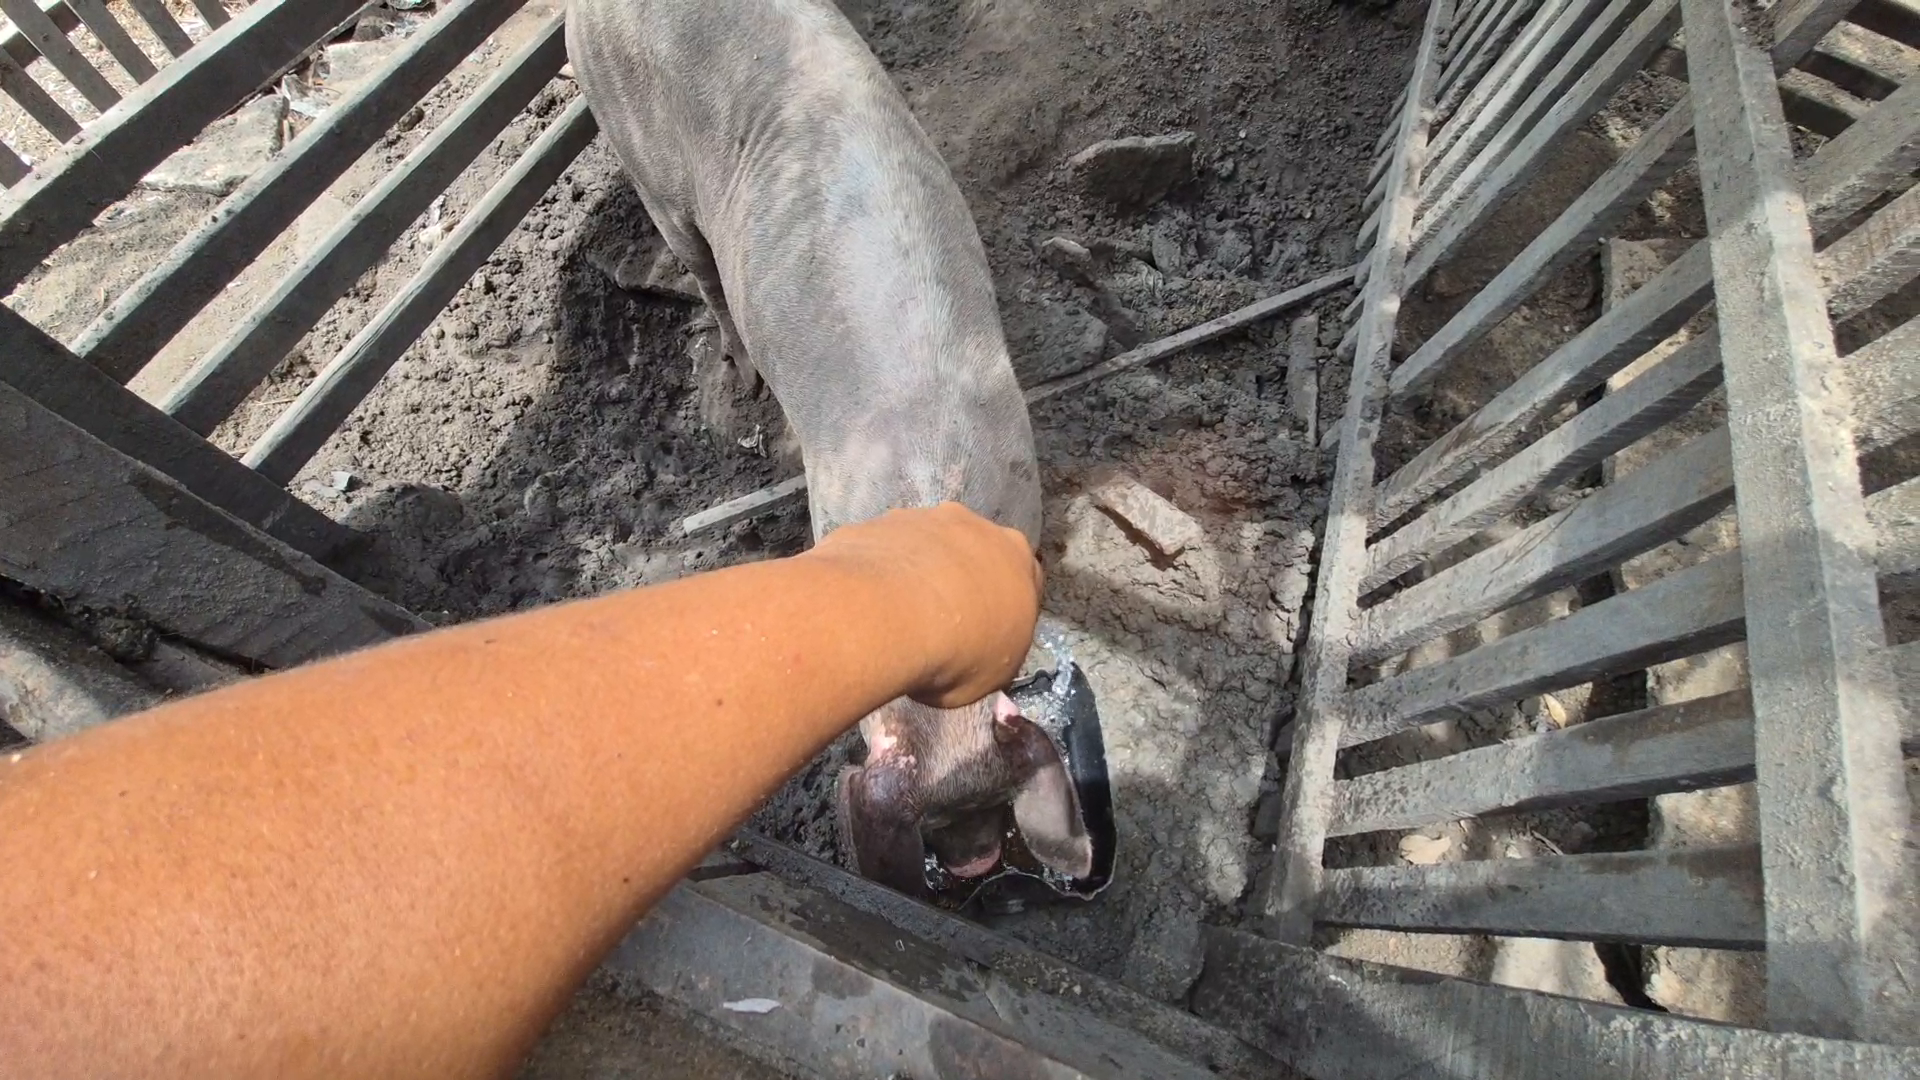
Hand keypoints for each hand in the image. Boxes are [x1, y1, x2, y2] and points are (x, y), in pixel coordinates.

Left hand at [809, 503, 1041, 708]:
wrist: (891, 618)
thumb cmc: (959, 652)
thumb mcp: (993, 674)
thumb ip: (992, 652)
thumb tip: (970, 658)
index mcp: (1017, 558)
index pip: (1021, 579)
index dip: (1001, 609)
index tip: (983, 634)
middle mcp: (974, 527)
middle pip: (971, 552)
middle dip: (959, 581)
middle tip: (939, 623)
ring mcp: (923, 519)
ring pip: (924, 545)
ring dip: (916, 572)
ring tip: (896, 615)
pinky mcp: (878, 523)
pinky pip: (882, 550)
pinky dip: (878, 572)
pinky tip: (869, 604)